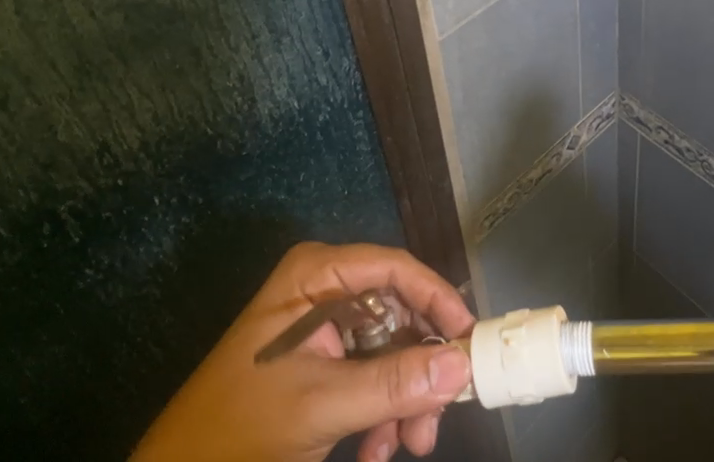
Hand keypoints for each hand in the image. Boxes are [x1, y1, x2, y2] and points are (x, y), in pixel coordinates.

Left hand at [131, 242, 475, 461]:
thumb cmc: (244, 426)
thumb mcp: (324, 403)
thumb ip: (395, 382)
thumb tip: (462, 364)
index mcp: (318, 275)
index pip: (396, 269)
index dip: (438, 300)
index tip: (469, 342)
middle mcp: (326, 290)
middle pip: (399, 312)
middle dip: (419, 368)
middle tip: (441, 412)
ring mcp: (325, 326)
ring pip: (391, 349)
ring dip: (404, 400)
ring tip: (408, 445)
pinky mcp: (323, 361)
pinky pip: (372, 374)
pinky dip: (382, 412)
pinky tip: (376, 450)